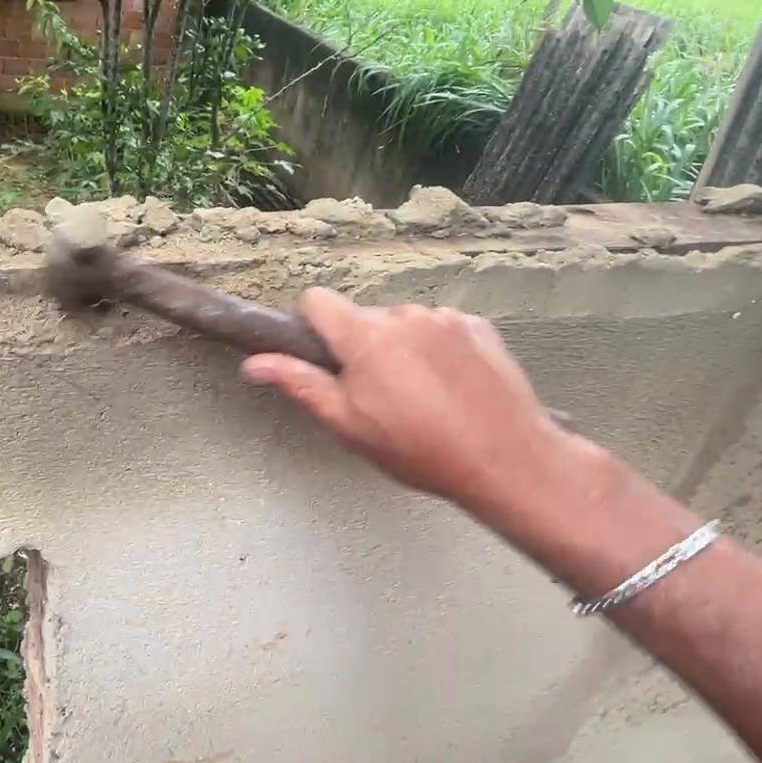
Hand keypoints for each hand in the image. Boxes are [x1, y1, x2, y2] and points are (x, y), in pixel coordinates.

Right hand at [241, 289, 587, 509]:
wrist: (508, 461)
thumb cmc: (421, 449)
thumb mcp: (348, 425)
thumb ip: (299, 384)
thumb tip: (253, 363)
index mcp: (365, 337)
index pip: (317, 300)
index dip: (312, 326)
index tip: (325, 359)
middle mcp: (403, 316)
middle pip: (362, 317)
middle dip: (361, 346)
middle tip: (377, 394)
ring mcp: (444, 319)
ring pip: (401, 323)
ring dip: (400, 348)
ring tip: (420, 395)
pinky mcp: (478, 327)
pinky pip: (439, 327)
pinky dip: (436, 349)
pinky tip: (450, 386)